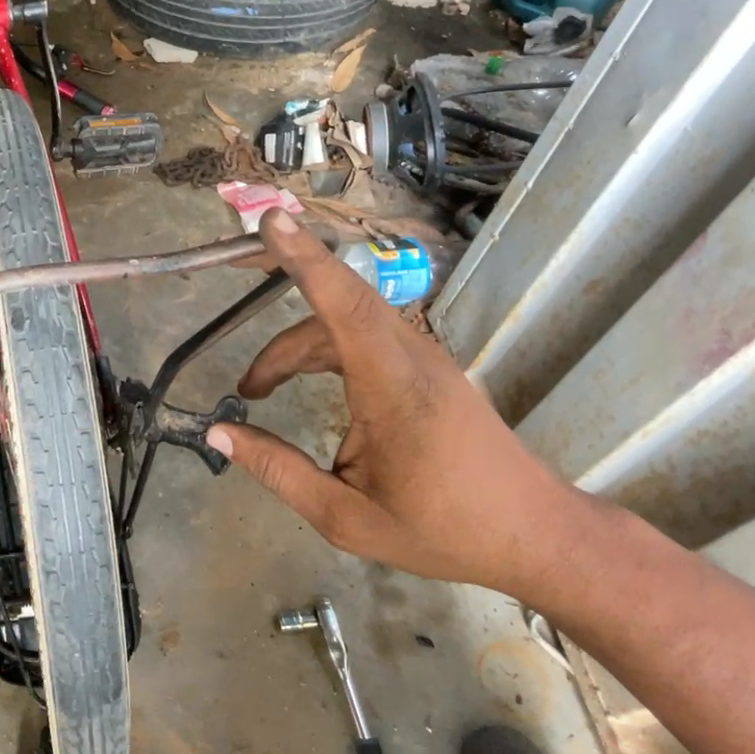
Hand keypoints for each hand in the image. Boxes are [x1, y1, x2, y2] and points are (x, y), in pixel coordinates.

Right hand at [208, 209, 597, 596]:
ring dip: (295, 343)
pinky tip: (300, 379)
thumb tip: (217, 433)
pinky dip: (321, 346)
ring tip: (257, 388)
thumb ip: (278, 471)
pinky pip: (364, 334)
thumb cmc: (442, 530)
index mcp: (395, 389)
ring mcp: (424, 358)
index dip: (306, 260)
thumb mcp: (346, 518)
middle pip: (336, 303)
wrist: (536, 535)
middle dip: (286, 274)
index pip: (346, 307)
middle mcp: (412, 358)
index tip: (274, 220)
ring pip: (347, 320)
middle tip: (229, 267)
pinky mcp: (427, 367)